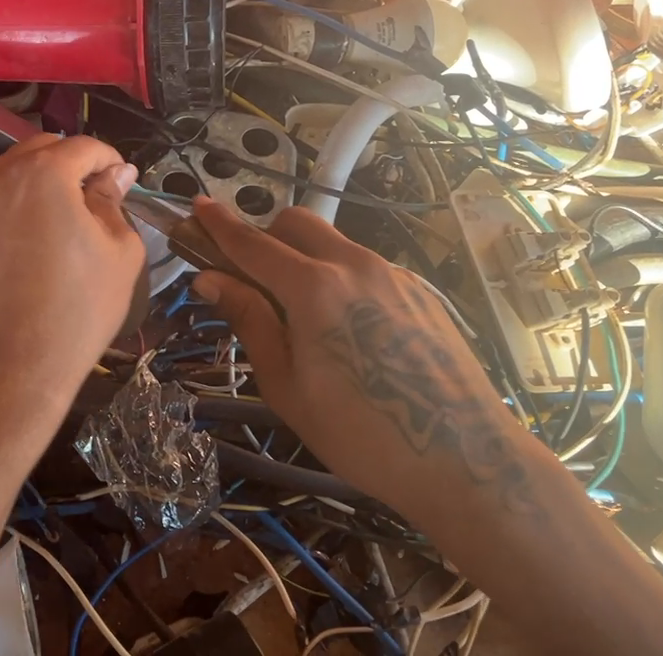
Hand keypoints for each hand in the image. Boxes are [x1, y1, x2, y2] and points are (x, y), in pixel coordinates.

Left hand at [0, 136, 144, 403]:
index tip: (121, 182)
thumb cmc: (78, 308)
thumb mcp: (119, 251)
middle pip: (42, 149)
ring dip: (37, 180)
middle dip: (71, 164)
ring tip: (57, 218)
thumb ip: (114, 200)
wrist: (14, 363)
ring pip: (10, 171)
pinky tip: (24, 240)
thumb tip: (116, 173)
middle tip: (92, 199)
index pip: (84, 146)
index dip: (109, 160)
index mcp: (43, 173)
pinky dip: (8, 204)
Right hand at [190, 199, 537, 518]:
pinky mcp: (420, 291)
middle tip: (251, 277)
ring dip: (303, 256)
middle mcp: (354, 265)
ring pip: (333, 242)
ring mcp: (393, 274)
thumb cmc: (359, 432)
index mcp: (313, 287)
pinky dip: (339, 276)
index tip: (196, 204)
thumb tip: (210, 279)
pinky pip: (365, 265)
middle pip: (295, 223)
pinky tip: (350, 328)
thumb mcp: (286, 385)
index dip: (219, 224)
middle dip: (265, 235)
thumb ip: (250, 320)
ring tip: (303, 312)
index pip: (252, 243)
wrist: (466, 459)